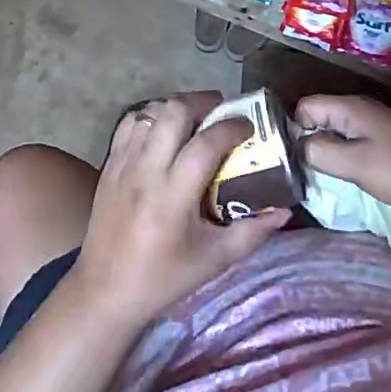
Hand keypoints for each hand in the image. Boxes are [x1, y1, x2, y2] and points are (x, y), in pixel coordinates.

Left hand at [68, 92, 290, 327]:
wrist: (106, 288)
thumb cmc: (164, 277)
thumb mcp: (215, 260)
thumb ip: (252, 232)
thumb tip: (284, 210)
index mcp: (173, 196)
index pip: (204, 144)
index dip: (230, 127)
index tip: (248, 125)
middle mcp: (146, 171)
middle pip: (172, 112)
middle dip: (201, 102)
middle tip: (220, 109)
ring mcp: (123, 163)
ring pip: (150, 113)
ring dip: (175, 108)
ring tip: (194, 117)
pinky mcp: (109, 163)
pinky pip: (129, 124)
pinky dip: (150, 118)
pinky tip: (164, 129)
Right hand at [296, 94, 390, 217]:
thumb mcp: (353, 164)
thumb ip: (318, 151)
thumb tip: (296, 146)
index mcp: (349, 107)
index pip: (305, 107)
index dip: (296, 129)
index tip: (297, 157)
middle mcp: (357, 108)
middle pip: (318, 117)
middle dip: (309, 140)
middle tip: (308, 169)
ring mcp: (371, 124)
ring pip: (333, 131)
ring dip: (326, 151)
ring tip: (325, 174)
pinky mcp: (381, 141)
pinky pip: (348, 142)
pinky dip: (342, 157)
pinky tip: (348, 174)